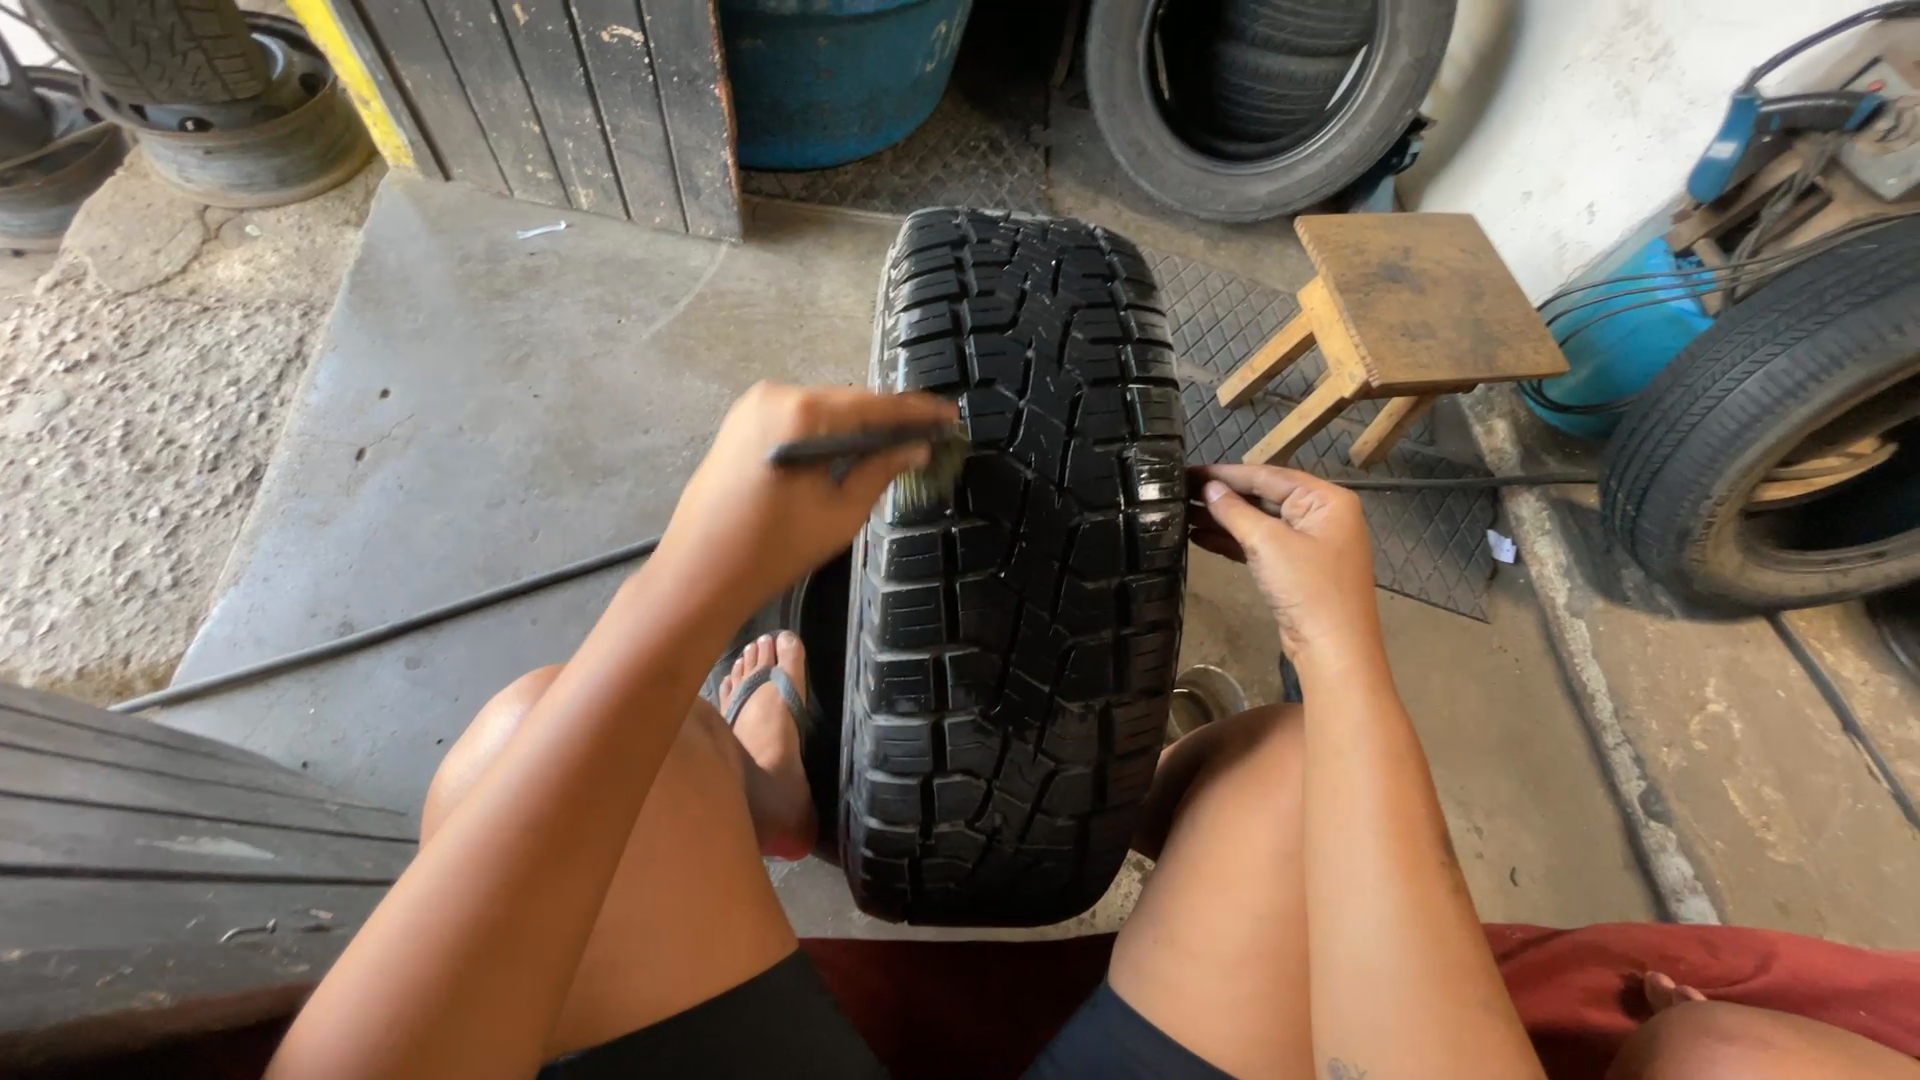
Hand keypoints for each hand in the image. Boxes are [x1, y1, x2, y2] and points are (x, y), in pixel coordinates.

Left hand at [654, 382, 958, 617]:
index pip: (874, 405)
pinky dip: (827, 433)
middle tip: (926, 434)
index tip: (949, 417)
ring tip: (896, 443)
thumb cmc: (775, 549)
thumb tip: (915, 449)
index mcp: (801, 413)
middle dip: (887, 419)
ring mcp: (752, 407)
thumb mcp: (841, 513)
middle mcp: (775, 395)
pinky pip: (797, 420)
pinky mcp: (740, 424)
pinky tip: (851, 449)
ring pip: (822, 410)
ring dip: (858, 426)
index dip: (917, 413)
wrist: (700, 573)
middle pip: (847, 402)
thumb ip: (881, 470)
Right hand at [1188, 463, 1384, 678]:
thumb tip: (1209, 488)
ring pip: (1259, 522)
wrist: (1333, 649)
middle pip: (1264, 497)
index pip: (1269, 476)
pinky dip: (1233, 542)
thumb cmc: (1308, 588)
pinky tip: (1200, 538)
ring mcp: (1309, 544)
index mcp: (1326, 500)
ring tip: (1182, 514)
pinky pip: (1260, 545)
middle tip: (1181, 492)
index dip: (1227, 474)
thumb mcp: (1268, 543)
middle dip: (1223, 497)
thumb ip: (1235, 511)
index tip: (1190, 471)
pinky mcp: (1296, 568)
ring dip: (1223, 520)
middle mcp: (1321, 516)